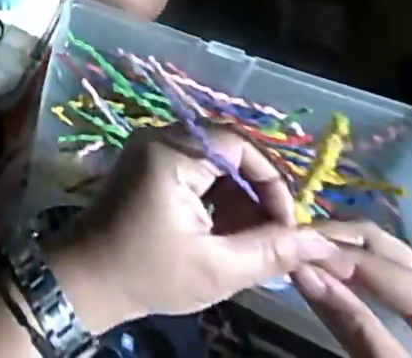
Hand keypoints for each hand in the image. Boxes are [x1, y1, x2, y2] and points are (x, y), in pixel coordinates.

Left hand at [47, 131, 339, 329]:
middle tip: (271, 234)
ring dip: (236, 192)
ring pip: (210, 156)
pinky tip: (223, 229)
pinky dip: (214, 191)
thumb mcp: (218, 268)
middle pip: (224, 147)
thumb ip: (271, 251)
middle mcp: (157, 137)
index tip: (285, 225)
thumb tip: (322, 241)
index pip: (237, 144)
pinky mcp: (145, 161)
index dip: (270, 180)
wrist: (89, 274)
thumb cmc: (149, 272)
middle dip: (255, 189)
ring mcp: (148, 147)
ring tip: (249, 238)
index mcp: (170, 154)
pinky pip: (191, 163)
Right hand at [293, 230, 411, 357]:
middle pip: (388, 248)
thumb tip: (301, 271)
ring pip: (394, 261)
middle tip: (288, 244)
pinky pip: (404, 286)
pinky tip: (339, 280)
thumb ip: (358, 330)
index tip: (280, 244)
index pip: (379, 264)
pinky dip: (366, 276)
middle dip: (334, 241)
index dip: (327, 251)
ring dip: (346, 253)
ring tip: (305, 258)